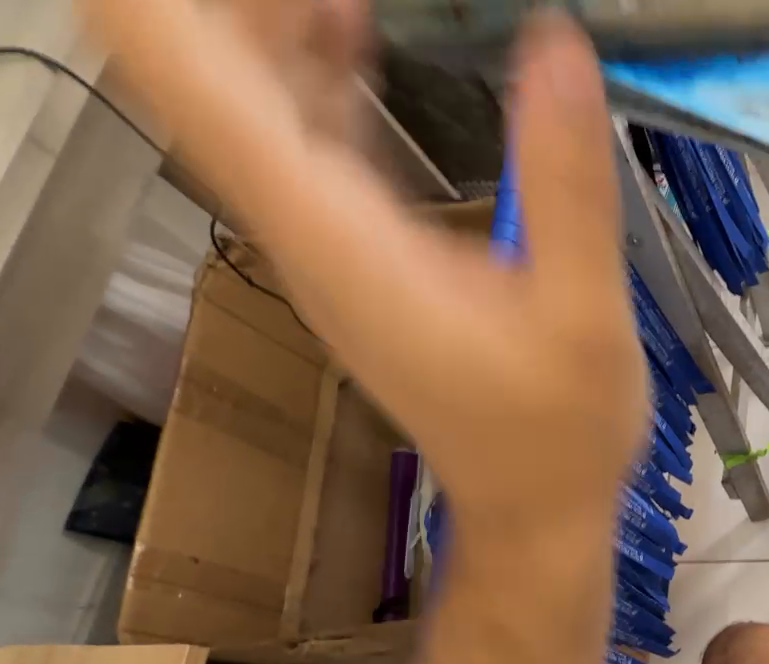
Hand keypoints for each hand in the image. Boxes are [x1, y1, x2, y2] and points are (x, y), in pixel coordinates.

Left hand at [81, 0, 647, 529]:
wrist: (536, 508)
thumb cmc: (561, 431)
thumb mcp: (584, 313)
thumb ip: (568, 185)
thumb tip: (560, 46)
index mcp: (338, 234)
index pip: (184, 65)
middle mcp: (303, 229)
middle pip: (199, 66)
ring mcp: (323, 247)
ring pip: (247, 98)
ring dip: (277, 18)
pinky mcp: (357, 261)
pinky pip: (299, 142)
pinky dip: (315, 74)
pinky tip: (358, 37)